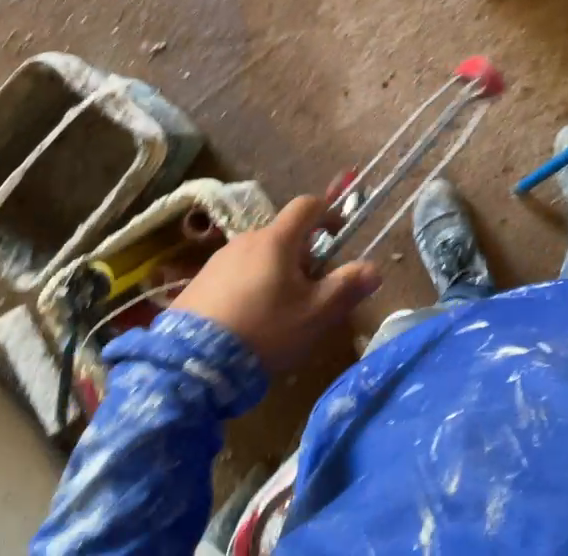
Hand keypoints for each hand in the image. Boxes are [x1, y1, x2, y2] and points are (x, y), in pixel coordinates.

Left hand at [170, 195, 381, 371]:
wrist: (193, 362)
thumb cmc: (265, 330)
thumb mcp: (315, 314)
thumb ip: (346, 288)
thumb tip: (374, 268)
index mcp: (277, 240)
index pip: (307, 206)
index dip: (328, 213)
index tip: (339, 235)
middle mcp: (246, 239)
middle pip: (284, 235)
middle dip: (304, 255)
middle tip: (312, 291)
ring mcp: (219, 259)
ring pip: (259, 255)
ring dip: (276, 272)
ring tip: (280, 312)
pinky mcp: (200, 281)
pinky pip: (236, 273)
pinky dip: (250, 285)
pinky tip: (249, 320)